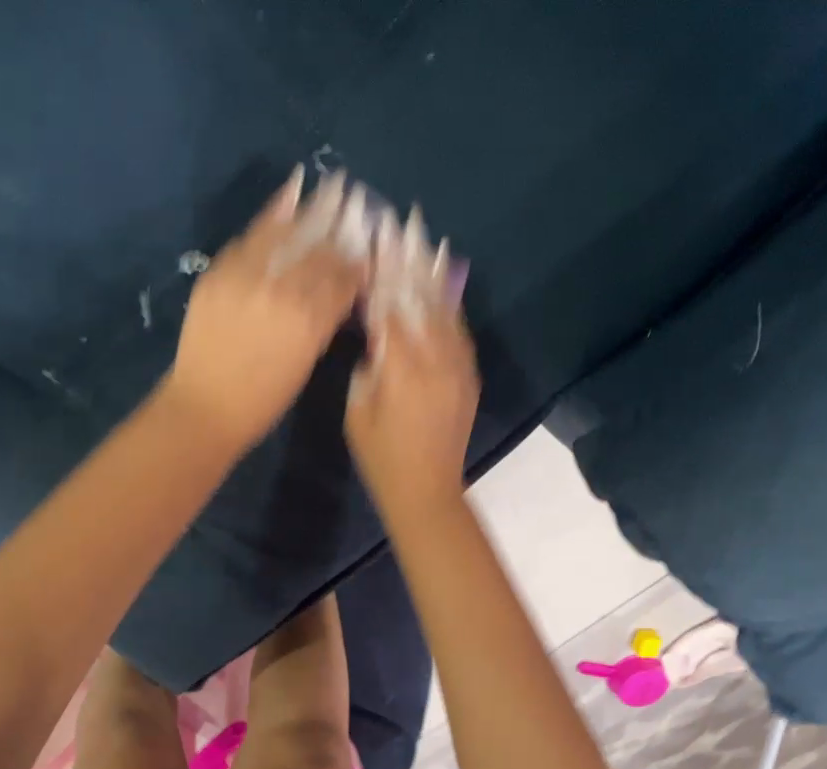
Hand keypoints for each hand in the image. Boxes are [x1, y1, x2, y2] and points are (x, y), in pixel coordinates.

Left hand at [162, 166, 366, 449]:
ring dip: (312, 212)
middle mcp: (281, 288)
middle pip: (320, 250)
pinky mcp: (220, 272)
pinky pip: (251, 236)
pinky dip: (272, 216)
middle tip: (359, 210)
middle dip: (342, 232)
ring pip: (287, 233)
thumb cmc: (262, 400)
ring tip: (332, 189)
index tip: (369, 254)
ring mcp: (246, 276)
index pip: (344, 277)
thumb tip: (339, 292)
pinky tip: (290, 195)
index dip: (359, 264)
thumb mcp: (306, 362)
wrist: (204, 406)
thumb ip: (324, 321)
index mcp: (309, 318)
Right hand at [346, 210, 480, 520]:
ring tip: (424, 238)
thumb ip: (368, 364)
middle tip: (403, 221)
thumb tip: (375, 334)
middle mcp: (435, 358)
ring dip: (432, 272)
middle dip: (410, 257)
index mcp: (402, 366)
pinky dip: (447, 303)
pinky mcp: (468, 375)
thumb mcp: (358, 408)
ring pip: (444, 308)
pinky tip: (440, 282)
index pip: (390, 305)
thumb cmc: (380, 456)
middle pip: (421, 297)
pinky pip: (458, 330)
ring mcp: (457, 365)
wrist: (426, 489)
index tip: (373, 238)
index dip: (381, 269)